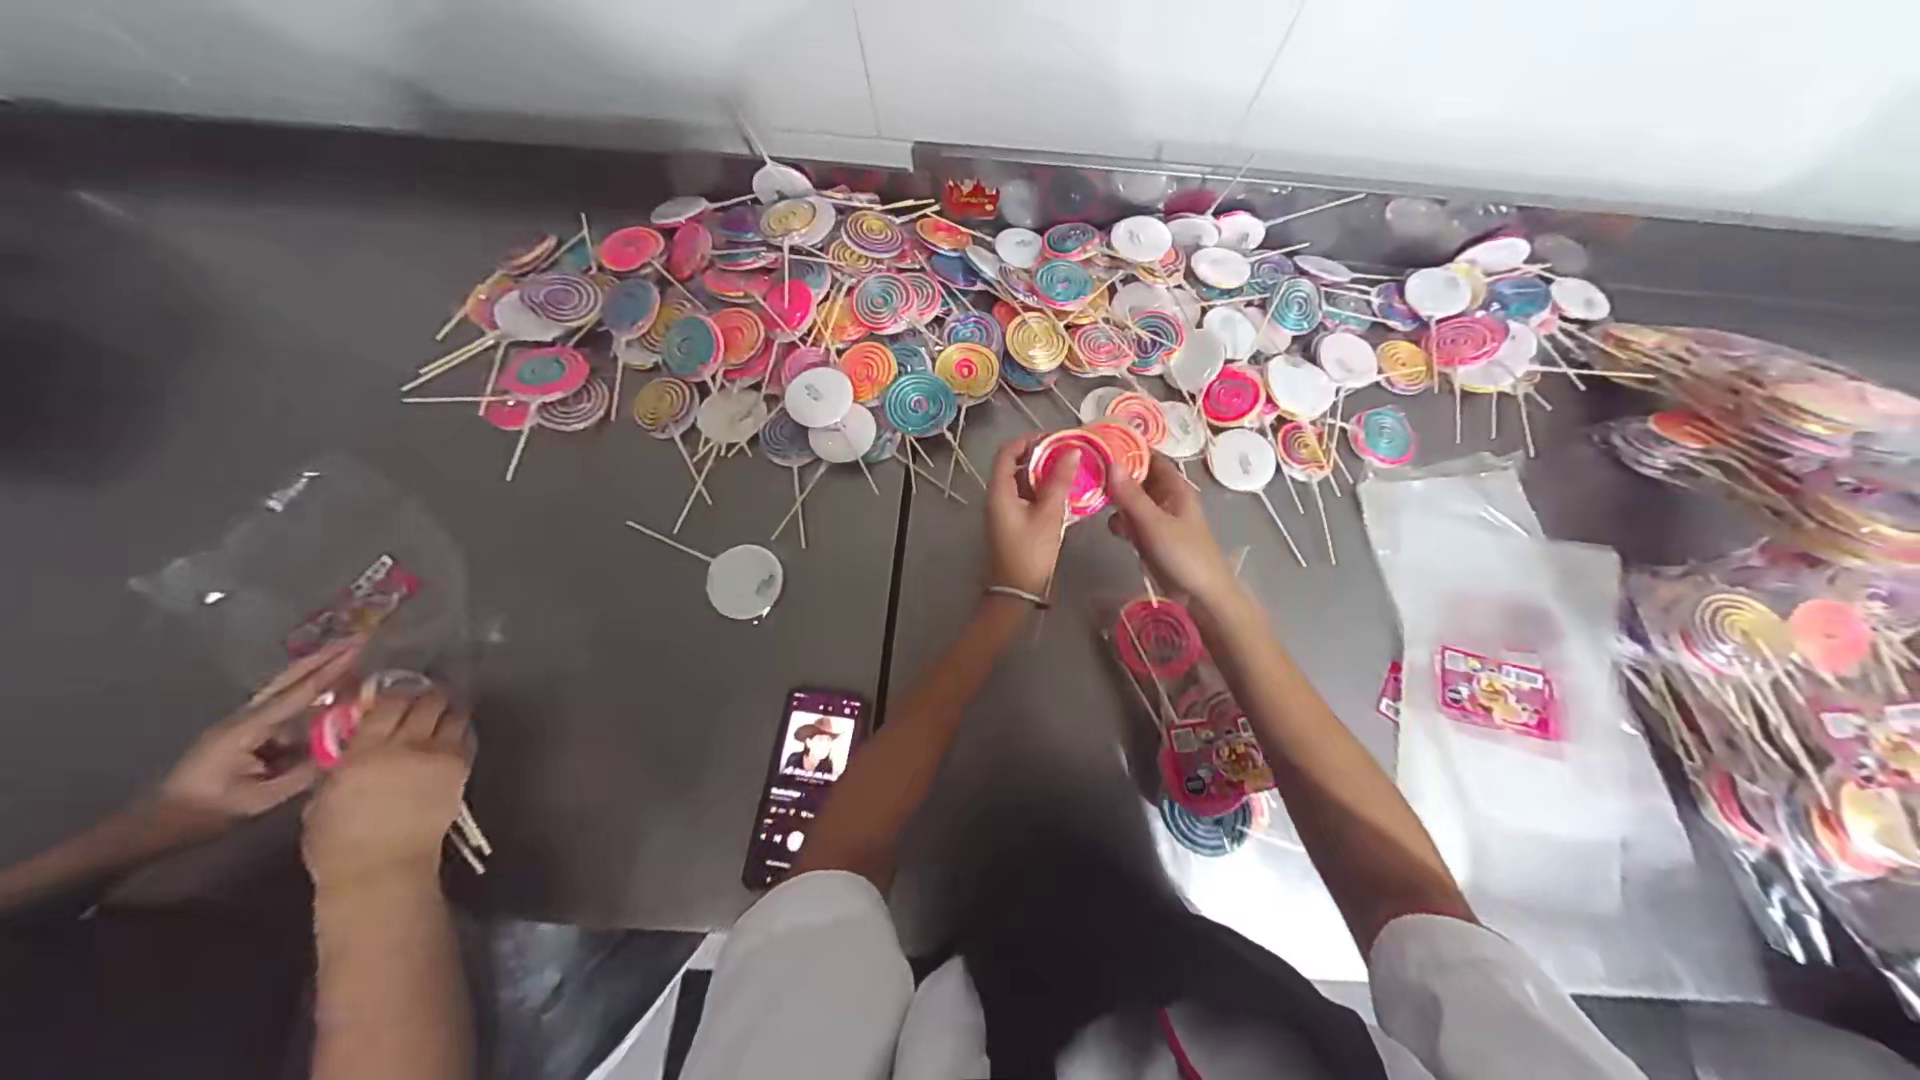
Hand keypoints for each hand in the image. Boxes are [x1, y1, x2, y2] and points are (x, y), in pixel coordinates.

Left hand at [156, 637, 364, 822]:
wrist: (152, 827)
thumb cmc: (204, 814)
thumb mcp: (260, 800)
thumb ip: (307, 773)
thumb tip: (349, 748)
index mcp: (246, 730)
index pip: (298, 694)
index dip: (330, 671)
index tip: (358, 649)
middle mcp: (244, 718)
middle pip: (288, 679)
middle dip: (322, 657)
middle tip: (357, 638)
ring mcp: (242, 724)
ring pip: (285, 689)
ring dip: (315, 670)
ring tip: (348, 655)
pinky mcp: (245, 733)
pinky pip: (285, 706)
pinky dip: (309, 691)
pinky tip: (330, 691)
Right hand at [303, 688, 470, 891]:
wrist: (383, 868)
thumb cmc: (340, 842)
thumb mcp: (323, 797)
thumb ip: (341, 765)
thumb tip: (353, 745)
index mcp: (365, 752)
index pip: (389, 704)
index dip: (396, 692)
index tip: (397, 690)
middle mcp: (407, 746)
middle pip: (429, 702)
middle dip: (429, 694)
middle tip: (426, 695)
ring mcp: (439, 755)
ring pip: (455, 714)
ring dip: (450, 707)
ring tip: (444, 708)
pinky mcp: (460, 768)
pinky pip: (465, 737)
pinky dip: (460, 730)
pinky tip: (453, 732)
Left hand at [987, 434, 1078, 594]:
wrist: (1016, 592)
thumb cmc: (1030, 553)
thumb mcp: (1049, 515)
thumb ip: (1060, 481)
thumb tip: (1072, 451)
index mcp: (999, 491)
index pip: (1007, 453)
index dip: (1029, 440)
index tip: (1055, 438)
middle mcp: (997, 497)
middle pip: (1014, 465)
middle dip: (1041, 456)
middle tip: (1068, 453)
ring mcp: (1003, 510)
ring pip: (1022, 482)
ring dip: (1044, 474)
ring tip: (1071, 470)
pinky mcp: (1012, 522)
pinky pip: (1026, 497)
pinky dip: (1042, 490)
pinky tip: (1063, 492)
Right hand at [1106, 456, 1245, 611]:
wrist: (1201, 595)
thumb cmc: (1184, 555)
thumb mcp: (1154, 523)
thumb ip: (1131, 495)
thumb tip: (1111, 462)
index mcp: (1175, 488)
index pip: (1151, 458)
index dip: (1130, 449)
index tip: (1101, 443)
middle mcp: (1166, 499)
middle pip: (1138, 478)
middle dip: (1116, 476)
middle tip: (1088, 471)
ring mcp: (1158, 519)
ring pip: (1132, 501)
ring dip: (1116, 501)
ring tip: (1094, 499)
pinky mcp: (1150, 538)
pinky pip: (1131, 522)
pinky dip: (1121, 523)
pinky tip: (1113, 530)